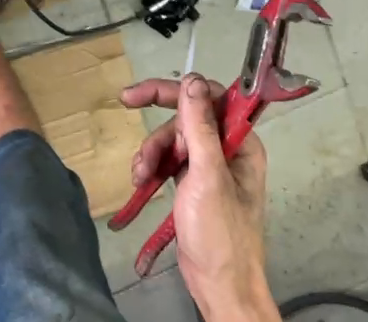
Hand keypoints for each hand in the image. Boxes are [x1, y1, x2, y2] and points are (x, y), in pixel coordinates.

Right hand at [122, 74, 274, 321]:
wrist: (219, 287)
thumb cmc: (220, 233)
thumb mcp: (207, 176)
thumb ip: (200, 127)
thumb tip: (192, 80)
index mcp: (241, 143)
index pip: (207, 98)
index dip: (174, 90)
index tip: (140, 93)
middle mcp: (228, 149)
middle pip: (185, 117)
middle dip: (158, 126)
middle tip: (126, 102)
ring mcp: (210, 167)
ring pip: (172, 139)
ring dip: (151, 152)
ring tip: (140, 176)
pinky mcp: (193, 183)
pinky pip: (168, 160)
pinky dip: (152, 166)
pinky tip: (141, 181)